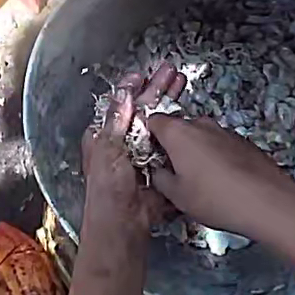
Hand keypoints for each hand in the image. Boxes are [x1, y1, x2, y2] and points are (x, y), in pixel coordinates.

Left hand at [80, 65, 180, 239]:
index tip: (144, 73)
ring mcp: (142, 153)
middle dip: (157, 89)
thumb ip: (116, 120)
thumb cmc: (108, 187)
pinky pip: (170, 144)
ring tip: (181, 83)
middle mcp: (123, 141)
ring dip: (170, 104)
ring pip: (159, 123)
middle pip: (142, 110)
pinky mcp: (159, 167)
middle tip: (171, 70)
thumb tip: (124, 92)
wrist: (124, 225)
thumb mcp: (107, 149)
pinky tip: (189, 116)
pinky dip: (180, 130)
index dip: (132, 88)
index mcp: (104, 135)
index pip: (120, 104)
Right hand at [147, 115, 294, 241]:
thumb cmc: (214, 197)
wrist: (268, 201)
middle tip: (176, 172)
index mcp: (176, 131)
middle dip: (173, 145)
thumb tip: (158, 171)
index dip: (149, 137)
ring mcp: (223, 130)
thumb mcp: (177, 196)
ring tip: (203, 180)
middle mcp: (199, 123)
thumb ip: (160, 178)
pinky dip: (217, 156)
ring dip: (197, 151)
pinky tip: (224, 181)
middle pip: (178, 127)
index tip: (153, 157)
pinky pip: (220, 144)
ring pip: (200, 136)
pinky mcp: (243, 141)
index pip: (153, 121)